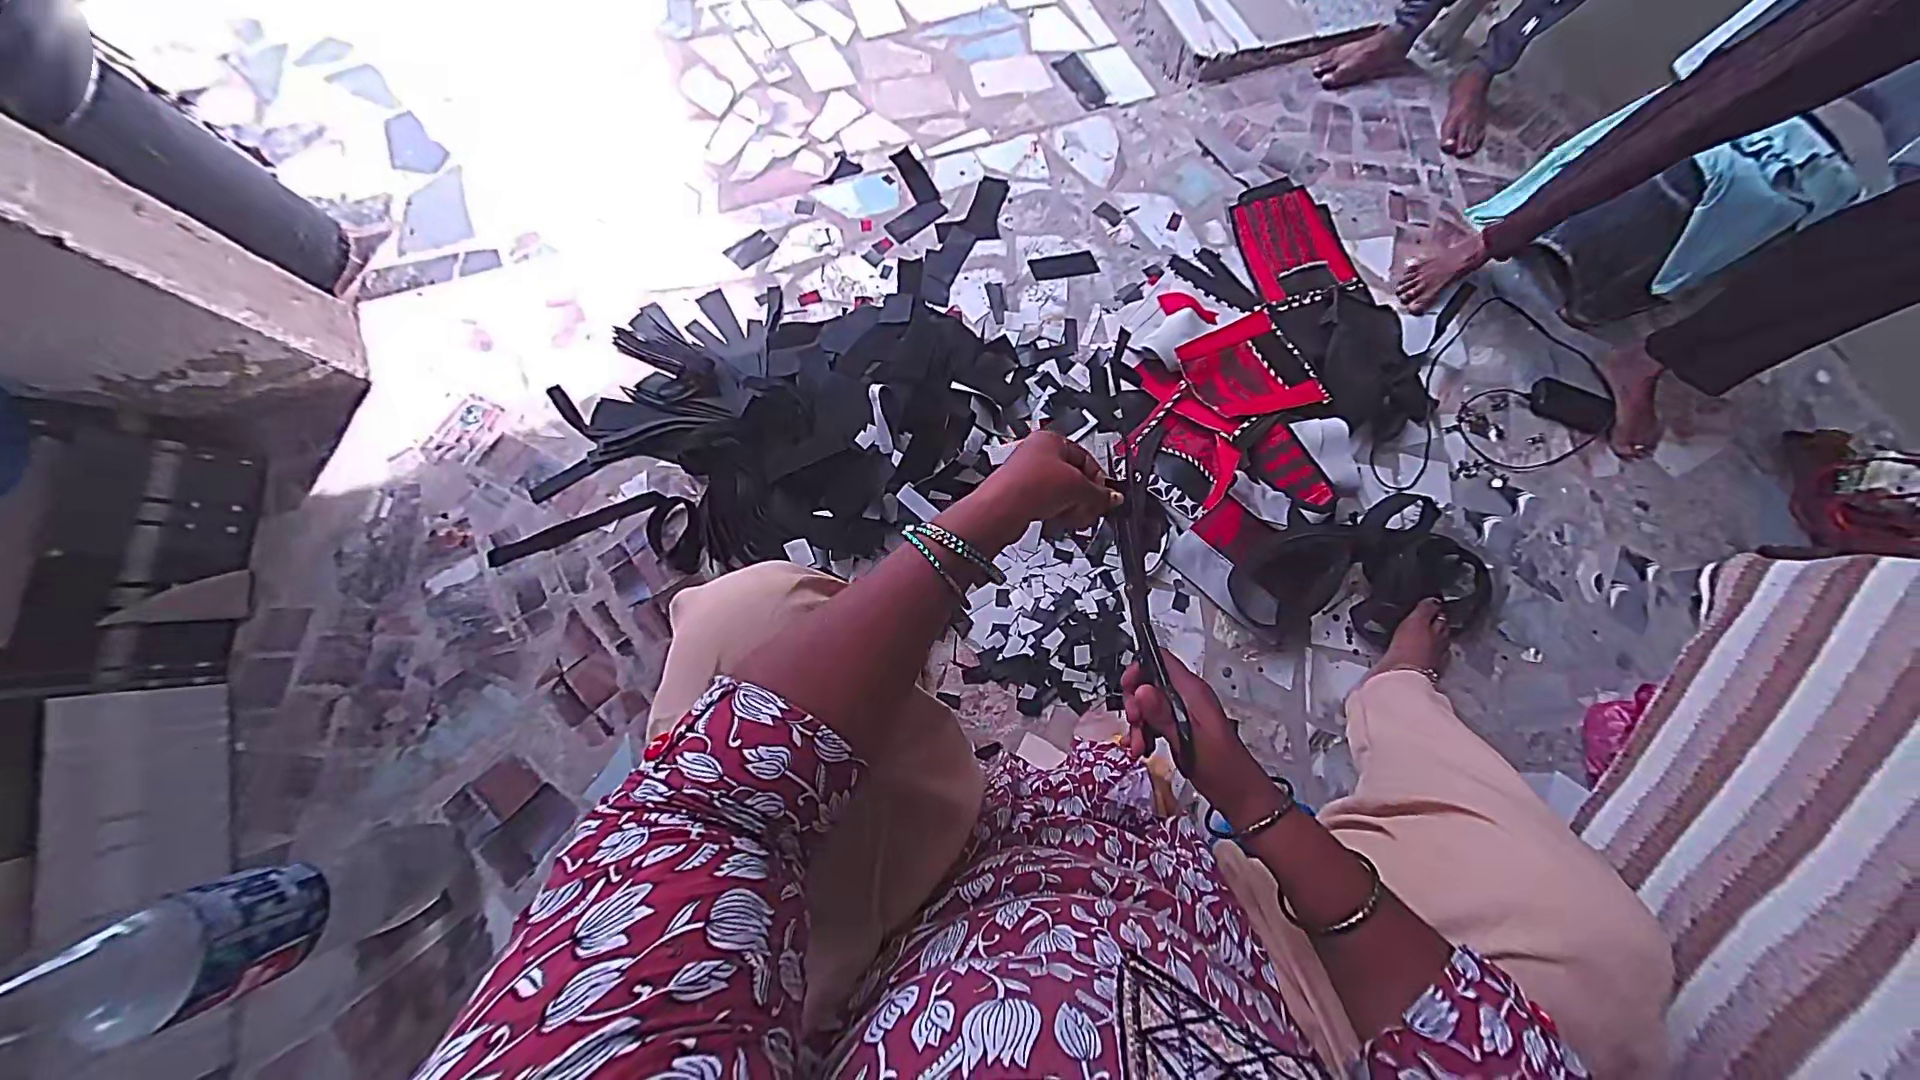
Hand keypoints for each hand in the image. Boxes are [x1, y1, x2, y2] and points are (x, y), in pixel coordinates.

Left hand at [938, 432, 1119, 550]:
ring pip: (1059, 492)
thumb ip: (1100, 494)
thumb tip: (1112, 498)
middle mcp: (1035, 453)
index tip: (1106, 495)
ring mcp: (1026, 475)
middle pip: (1073, 476)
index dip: (1098, 478)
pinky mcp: (1019, 496)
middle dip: (1084, 495)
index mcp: (1050, 439)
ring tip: (1074, 517)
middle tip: (1091, 508)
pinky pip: (1045, 503)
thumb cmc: (1028, 486)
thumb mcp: (1078, 488)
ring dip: (1071, 506)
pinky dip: (1055, 512)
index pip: (1085, 457)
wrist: (1002, 509)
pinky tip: (1058, 521)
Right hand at [1122, 651, 1280, 823]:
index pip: (1160, 660)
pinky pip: (1155, 719)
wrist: (1240, 796)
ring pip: (1149, 703)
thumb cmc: (1223, 770)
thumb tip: (1142, 690)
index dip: (1138, 669)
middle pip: (1149, 682)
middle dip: (1135, 702)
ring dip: (1138, 722)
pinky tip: (1144, 747)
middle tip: (1135, 722)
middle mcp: (1188, 697)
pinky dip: (1145, 731)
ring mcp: (1184, 711)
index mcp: (1192, 693)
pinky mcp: (1181, 725)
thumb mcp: (1187, 742)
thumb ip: (1163, 714)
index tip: (1128, 690)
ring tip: (1139, 743)